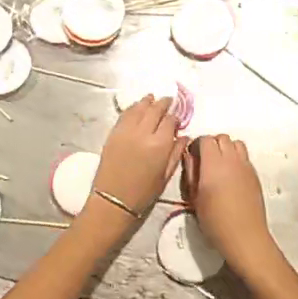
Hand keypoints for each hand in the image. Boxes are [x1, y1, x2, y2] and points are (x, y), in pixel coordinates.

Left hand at [90, 96, 184, 220]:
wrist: (114, 200)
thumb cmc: (143, 193)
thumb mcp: (166, 175)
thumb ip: (176, 153)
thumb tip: (184, 136)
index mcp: (160, 144)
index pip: (170, 120)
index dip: (176, 117)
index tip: (178, 118)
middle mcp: (143, 133)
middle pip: (155, 109)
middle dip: (163, 104)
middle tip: (168, 101)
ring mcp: (126, 131)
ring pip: (139, 108)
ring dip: (147, 102)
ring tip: (152, 98)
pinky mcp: (113, 133)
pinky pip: (125, 115)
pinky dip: (132, 108)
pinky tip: (137, 107)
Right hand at [182, 135, 277, 273]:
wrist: (244, 236)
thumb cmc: (214, 220)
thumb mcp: (194, 197)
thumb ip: (191, 173)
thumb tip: (189, 157)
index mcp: (213, 164)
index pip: (206, 139)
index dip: (197, 145)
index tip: (192, 156)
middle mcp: (232, 160)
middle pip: (222, 137)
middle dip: (211, 144)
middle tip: (204, 160)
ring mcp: (246, 166)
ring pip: (236, 144)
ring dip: (226, 149)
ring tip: (218, 165)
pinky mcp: (255, 175)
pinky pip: (244, 157)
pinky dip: (236, 159)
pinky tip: (230, 177)